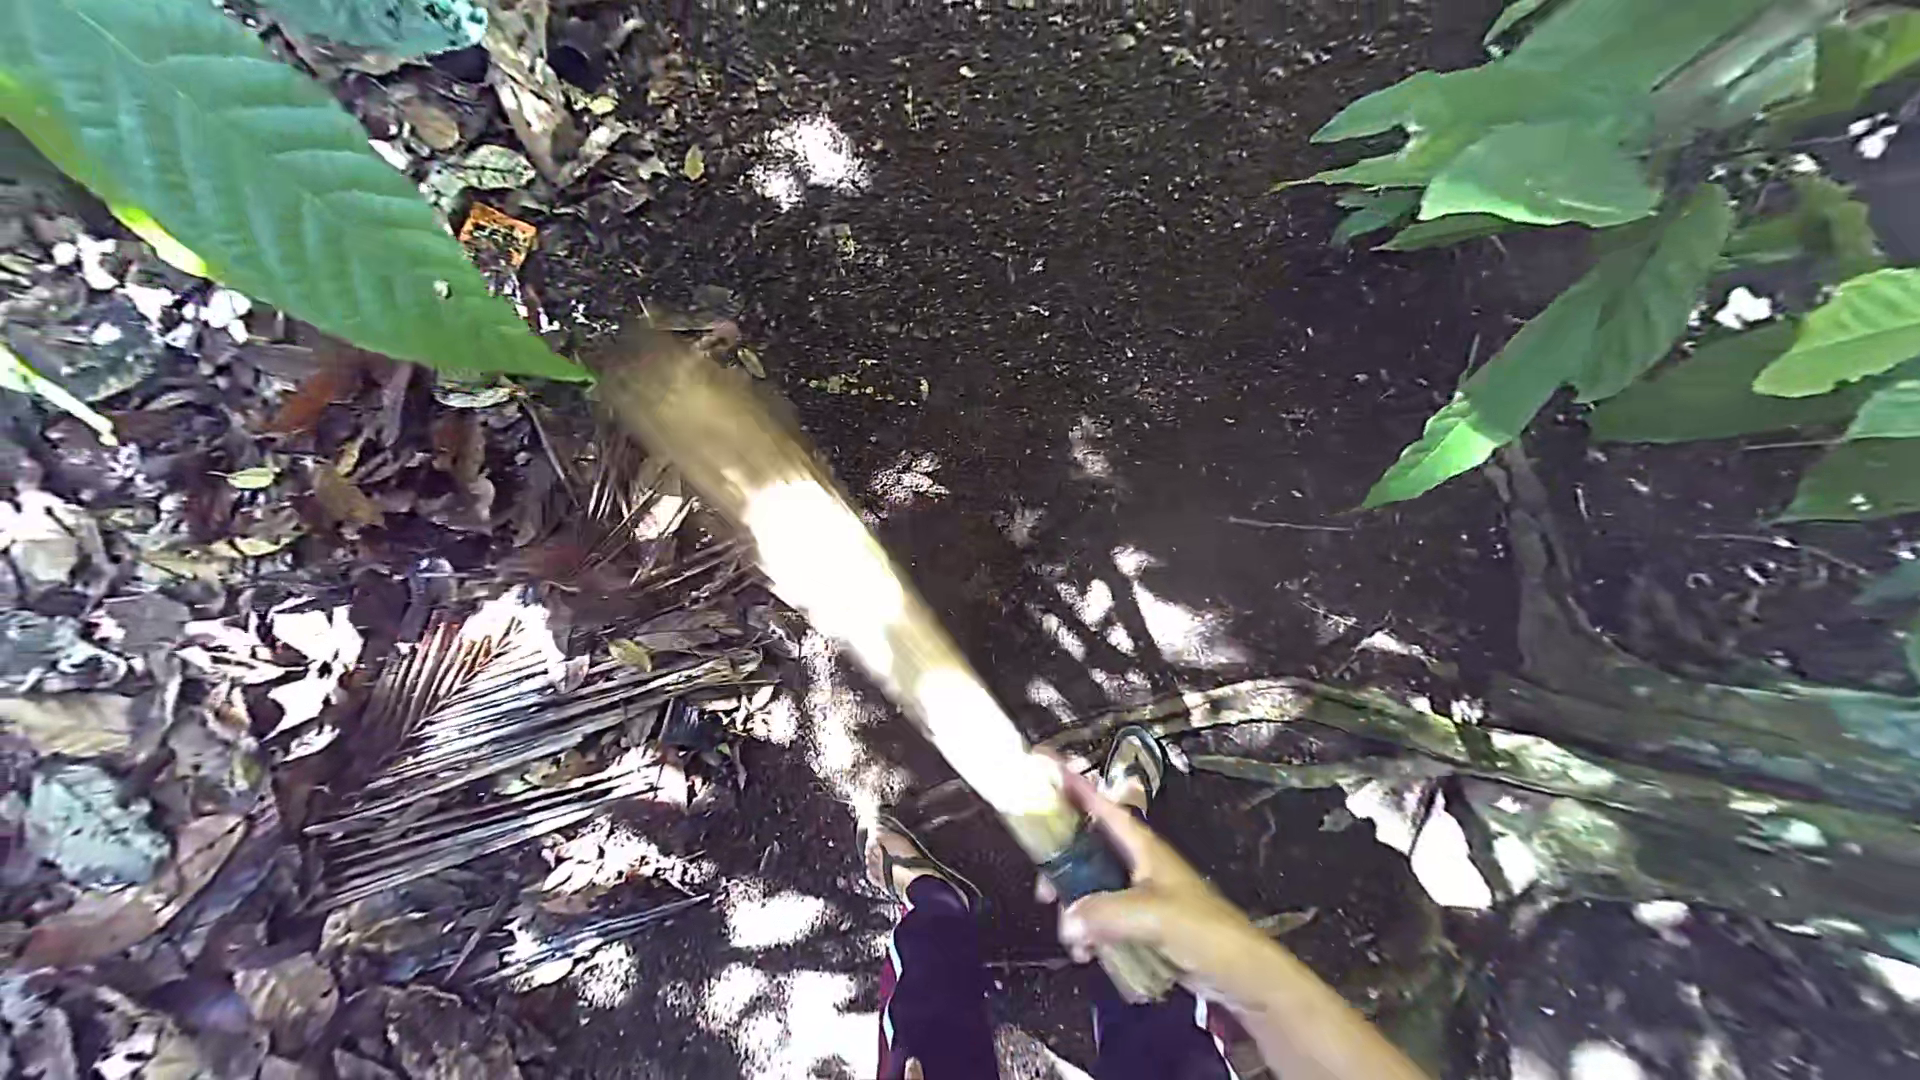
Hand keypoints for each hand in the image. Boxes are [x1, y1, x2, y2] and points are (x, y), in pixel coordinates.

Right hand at [1038, 758, 1291, 1013]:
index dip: (1072, 783)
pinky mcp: (1138, 919)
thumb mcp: (1153, 915)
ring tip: (1072, 938)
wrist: (1243, 974)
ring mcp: (1135, 889)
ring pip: (1088, 884)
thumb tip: (1068, 919)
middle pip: (1084, 845)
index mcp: (1140, 843)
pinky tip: (1086, 953)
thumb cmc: (1203, 930)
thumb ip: (1107, 913)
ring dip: (1073, 907)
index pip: (1099, 802)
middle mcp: (1133, 859)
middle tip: (1044, 892)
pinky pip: (1099, 915)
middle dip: (1060, 866)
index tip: (1042, 765)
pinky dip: (1087, 931)